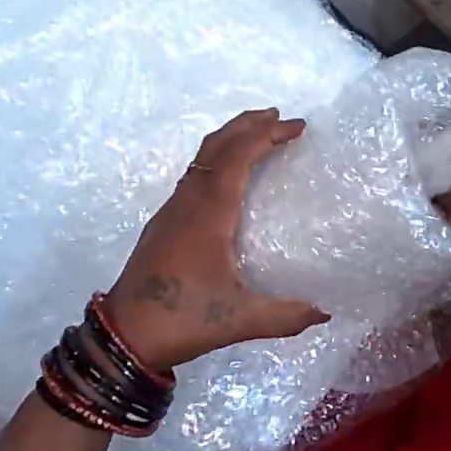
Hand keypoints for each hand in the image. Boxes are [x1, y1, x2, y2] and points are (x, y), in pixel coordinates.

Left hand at [106, 109, 330, 373]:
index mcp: (209, 214)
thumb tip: (325, 312)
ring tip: (256, 134)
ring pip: (201, 158)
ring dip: (229, 139)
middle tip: (278, 116)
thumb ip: (286, 316)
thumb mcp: (240, 320)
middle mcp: (189, 202)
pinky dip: (217, 159)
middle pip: (216, 146)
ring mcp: (172, 210)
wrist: (124, 334)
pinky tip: (227, 175)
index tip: (296, 126)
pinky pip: (194, 174)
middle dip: (247, 124)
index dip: (267, 136)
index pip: (238, 157)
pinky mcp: (164, 222)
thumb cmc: (182, 319)